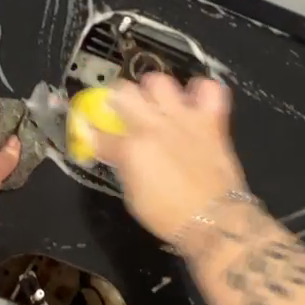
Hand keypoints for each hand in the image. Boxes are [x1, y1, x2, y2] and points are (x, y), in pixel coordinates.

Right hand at [93, 75, 246, 243]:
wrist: (215, 221)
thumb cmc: (169, 216)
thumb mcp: (134, 196)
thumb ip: (123, 167)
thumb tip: (117, 153)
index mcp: (131, 148)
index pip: (99, 131)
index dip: (90, 128)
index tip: (88, 127)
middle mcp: (154, 126)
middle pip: (124, 92)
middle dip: (116, 97)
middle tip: (120, 108)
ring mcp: (183, 119)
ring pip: (161, 82)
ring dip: (154, 90)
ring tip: (155, 102)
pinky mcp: (210, 121)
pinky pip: (210, 90)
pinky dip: (201, 91)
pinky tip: (194, 100)